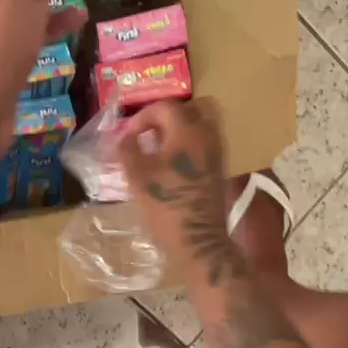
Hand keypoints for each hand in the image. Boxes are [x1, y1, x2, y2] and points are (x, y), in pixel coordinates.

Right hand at [119, 100, 239, 282]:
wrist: (197, 240)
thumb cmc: (165, 207)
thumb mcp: (137, 178)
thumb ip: (128, 150)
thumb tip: (126, 138)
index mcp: (187, 131)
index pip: (164, 107)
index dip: (142, 118)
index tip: (128, 137)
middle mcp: (208, 134)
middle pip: (194, 107)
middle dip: (169, 116)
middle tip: (152, 134)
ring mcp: (218, 152)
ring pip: (204, 124)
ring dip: (182, 130)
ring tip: (161, 150)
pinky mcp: (221, 169)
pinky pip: (207, 143)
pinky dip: (191, 144)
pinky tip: (174, 165)